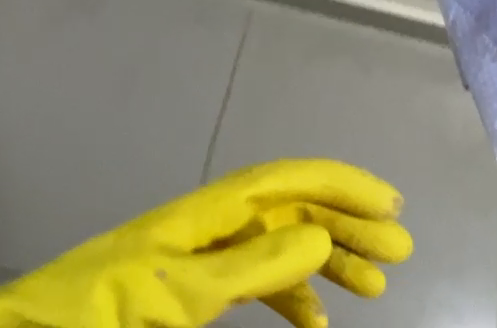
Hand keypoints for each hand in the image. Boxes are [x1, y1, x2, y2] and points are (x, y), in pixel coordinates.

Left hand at [0, 159, 412, 327]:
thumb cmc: (98, 317)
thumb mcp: (176, 297)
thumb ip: (248, 267)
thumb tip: (315, 234)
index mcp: (203, 214)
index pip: (284, 182)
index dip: (340, 186)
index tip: (390, 205)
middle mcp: (205, 227)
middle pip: (288, 210)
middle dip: (345, 225)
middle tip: (399, 252)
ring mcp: (195, 260)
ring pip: (277, 247)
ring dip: (326, 262)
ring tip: (374, 286)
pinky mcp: (184, 295)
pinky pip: (252, 285)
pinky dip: (289, 300)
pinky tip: (316, 324)